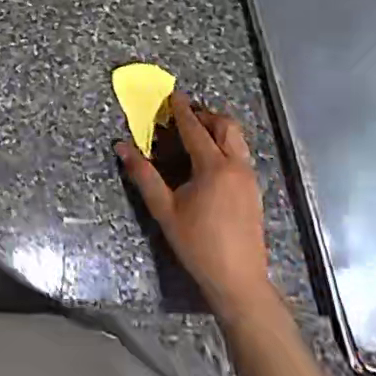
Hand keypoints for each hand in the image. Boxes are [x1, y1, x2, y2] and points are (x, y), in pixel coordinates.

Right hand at [119, 92, 272, 319]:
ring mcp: (249, 179)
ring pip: (237, 140)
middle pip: (226, 126)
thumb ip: (143, 175)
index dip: (182, 110)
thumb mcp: (164, 209)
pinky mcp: (254, 192)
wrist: (239, 280)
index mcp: (214, 167)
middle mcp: (236, 167)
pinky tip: (208, 161)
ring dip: (217, 130)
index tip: (173, 95)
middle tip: (184, 114)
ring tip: (195, 135)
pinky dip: (225, 146)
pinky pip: (240, 155)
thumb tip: (122, 147)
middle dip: (206, 115)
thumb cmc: (198, 244)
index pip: (196, 129)